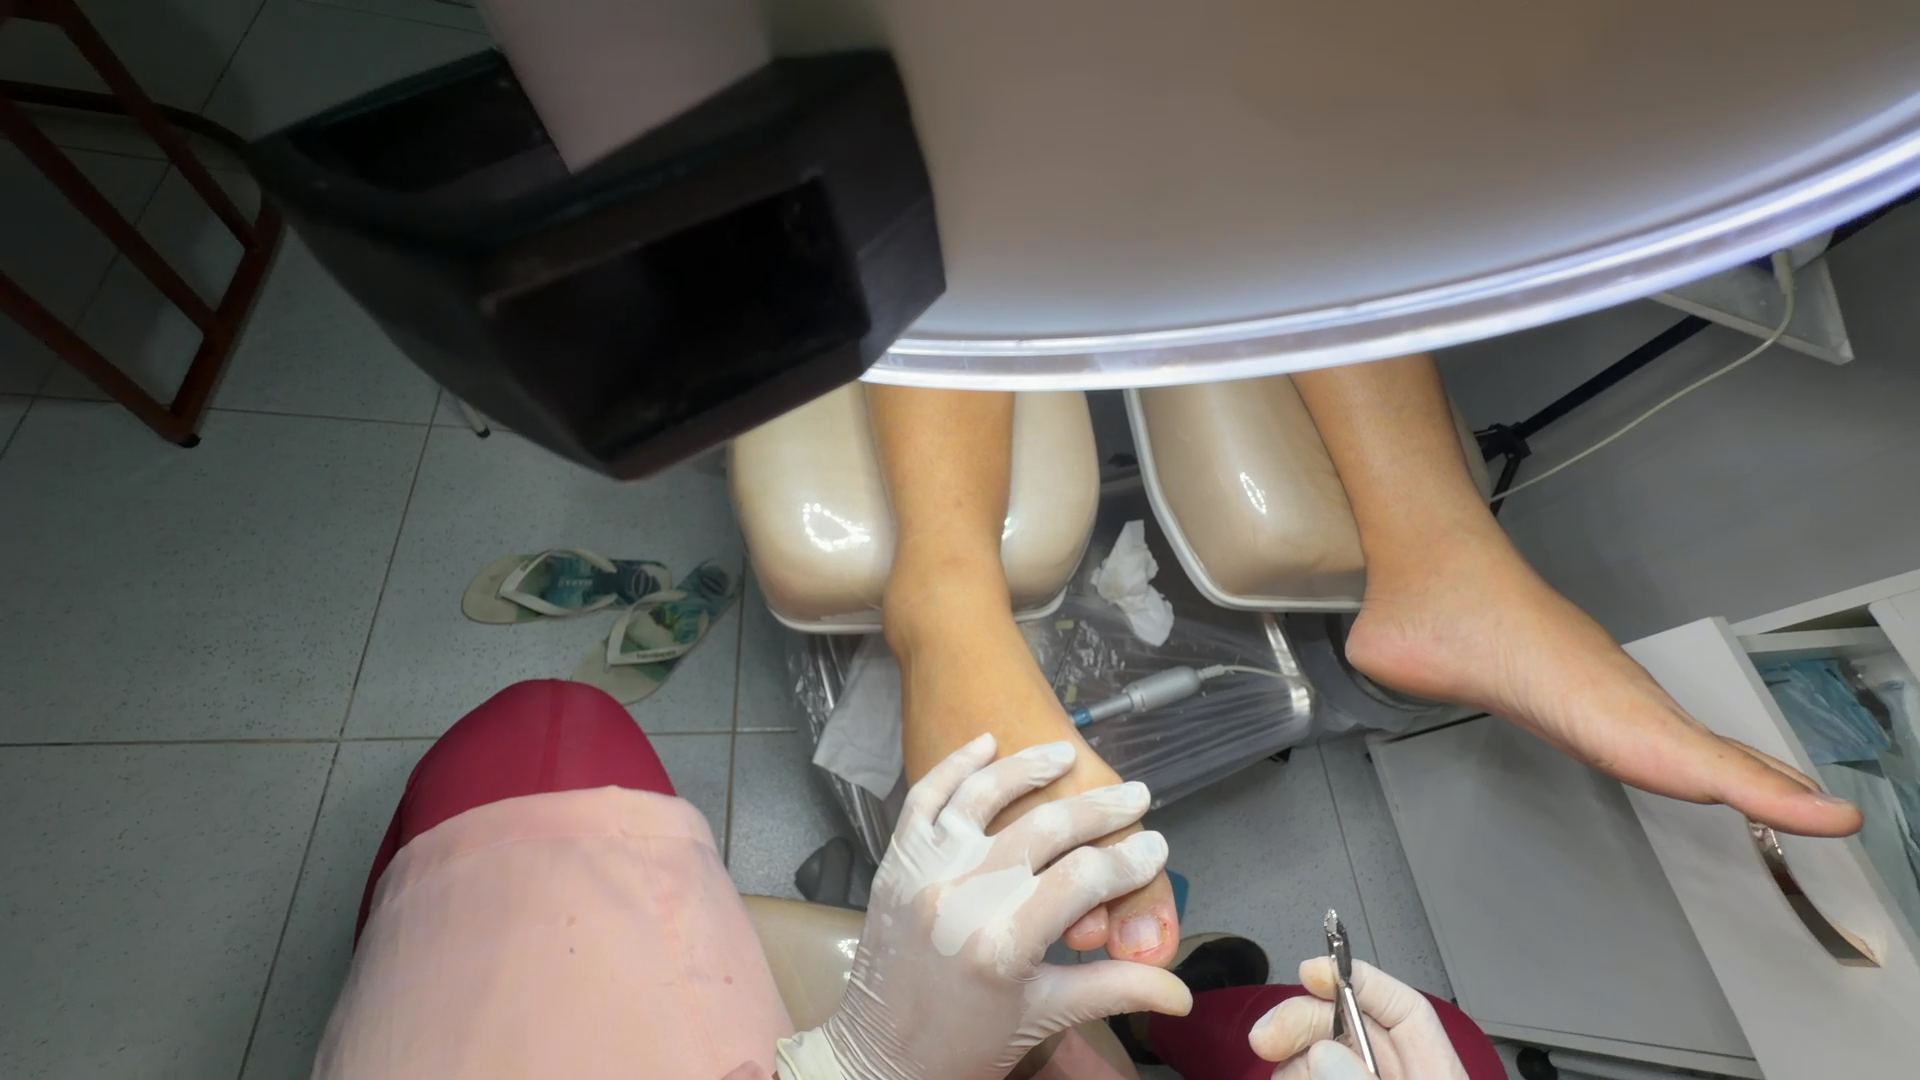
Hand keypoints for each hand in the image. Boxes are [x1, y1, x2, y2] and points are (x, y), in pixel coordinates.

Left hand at [776, 735, 1191, 1079]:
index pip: (1082, 881)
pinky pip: (926, 796)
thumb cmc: (966, 1043)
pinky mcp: (898, 858)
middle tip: (1135, 794)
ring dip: (1027, 767)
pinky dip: (955, 764)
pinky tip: (986, 743)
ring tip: (1065, 752)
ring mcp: (924, 869)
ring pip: (982, 796)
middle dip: (1098, 809)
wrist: (877, 1055)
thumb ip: (1113, 990)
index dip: (1128, 861)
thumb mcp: (1042, 1017)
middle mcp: (960, 896)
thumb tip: (1182, 993)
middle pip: (1043, 830)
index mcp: (1002, 946)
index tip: (1156, 845)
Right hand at [1250, 958, 1465, 1079]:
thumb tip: (1323, 1050)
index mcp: (1433, 1078)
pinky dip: (1287, 1076)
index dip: (1358, 980)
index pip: (1405, 1010)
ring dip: (1289, 1061)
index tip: (1311, 972)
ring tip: (1277, 1079)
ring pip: (1318, 1055)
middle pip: (1347, 1026)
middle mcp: (1397, 1078)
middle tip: (1265, 1039)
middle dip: (1300, 1021)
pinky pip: (1304, 1077)